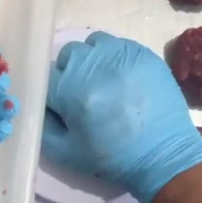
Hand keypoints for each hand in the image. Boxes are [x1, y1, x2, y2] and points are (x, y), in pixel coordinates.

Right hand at [44, 31, 201, 202]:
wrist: (162, 155)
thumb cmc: (111, 158)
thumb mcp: (65, 153)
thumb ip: (42, 125)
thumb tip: (39, 104)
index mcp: (72, 91)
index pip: (45, 78)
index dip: (50, 93)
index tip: (59, 107)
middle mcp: (95, 65)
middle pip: (67, 56)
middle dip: (69, 74)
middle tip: (81, 96)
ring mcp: (121, 54)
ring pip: (92, 44)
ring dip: (90, 61)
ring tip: (101, 83)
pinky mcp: (143, 52)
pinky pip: (117, 44)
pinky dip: (113, 59)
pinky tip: (121, 80)